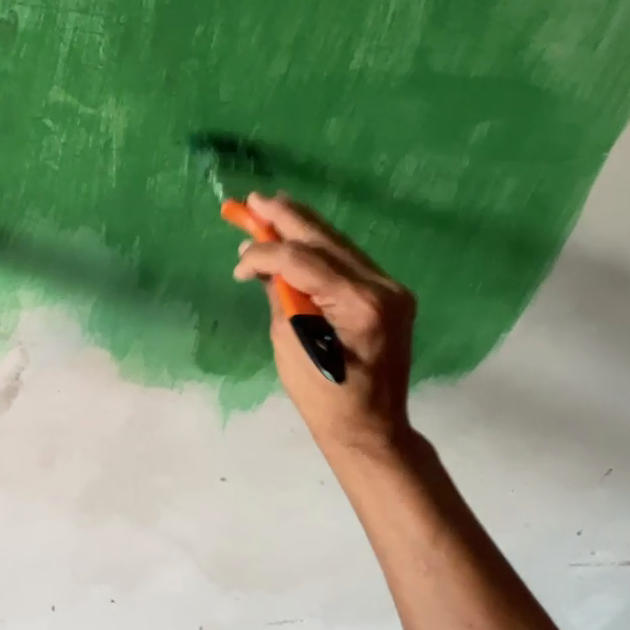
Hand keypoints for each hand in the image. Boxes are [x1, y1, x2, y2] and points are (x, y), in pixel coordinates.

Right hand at [231, 193, 416, 458]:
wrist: (372, 428)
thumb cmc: (324, 397)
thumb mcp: (291, 343)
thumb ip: (281, 293)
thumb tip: (261, 260)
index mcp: (360, 305)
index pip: (303, 259)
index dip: (265, 252)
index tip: (239, 264)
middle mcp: (382, 286)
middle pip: (325, 239)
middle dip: (286, 218)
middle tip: (253, 201)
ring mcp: (390, 288)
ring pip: (337, 243)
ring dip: (300, 226)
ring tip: (269, 207)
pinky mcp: (387, 293)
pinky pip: (345, 259)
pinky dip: (316, 247)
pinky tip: (294, 235)